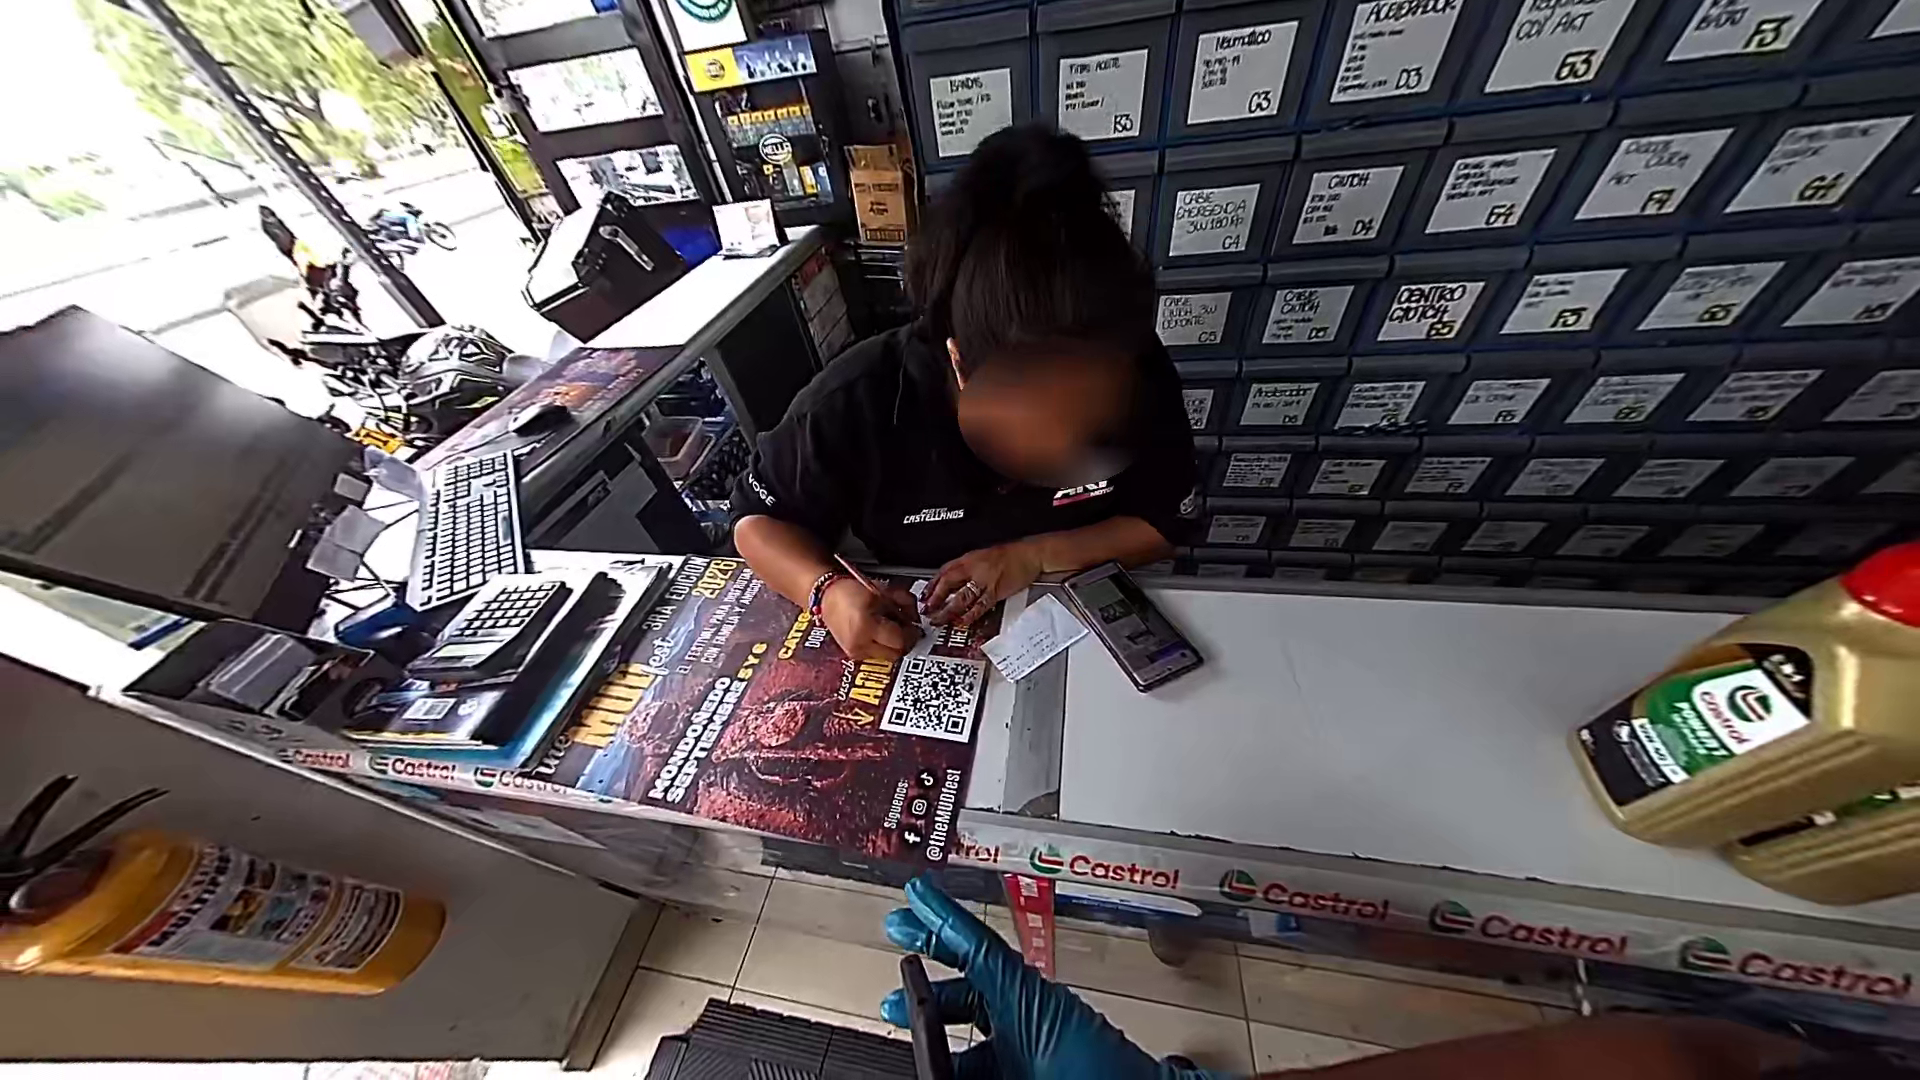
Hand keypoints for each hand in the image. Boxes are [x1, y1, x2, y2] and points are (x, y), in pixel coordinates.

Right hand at [819, 577, 920, 661]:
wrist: (826, 595)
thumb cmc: (851, 590)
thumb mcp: (884, 591)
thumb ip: (905, 604)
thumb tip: (916, 618)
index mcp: (866, 626)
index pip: (900, 641)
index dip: (911, 632)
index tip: (913, 624)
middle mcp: (859, 643)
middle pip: (896, 654)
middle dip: (904, 641)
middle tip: (905, 627)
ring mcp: (855, 652)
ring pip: (888, 657)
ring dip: (894, 645)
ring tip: (889, 628)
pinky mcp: (853, 654)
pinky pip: (877, 655)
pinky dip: (883, 646)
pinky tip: (880, 632)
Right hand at [879, 877, 1228, 1079]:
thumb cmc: (1103, 1074)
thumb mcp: (1031, 1043)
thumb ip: (978, 1051)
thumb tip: (938, 1057)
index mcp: (1025, 994)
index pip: (974, 943)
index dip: (942, 913)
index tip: (917, 888)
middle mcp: (1025, 1005)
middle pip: (967, 969)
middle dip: (930, 950)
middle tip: (899, 932)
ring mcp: (1030, 1030)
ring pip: (974, 1008)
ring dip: (937, 1007)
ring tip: (901, 1010)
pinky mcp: (1035, 1055)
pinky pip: (988, 1042)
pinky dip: (960, 1044)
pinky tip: (940, 1057)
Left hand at [923, 542, 1042, 626]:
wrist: (1030, 554)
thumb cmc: (1009, 555)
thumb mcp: (983, 556)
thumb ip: (967, 568)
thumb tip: (952, 583)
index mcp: (969, 558)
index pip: (944, 572)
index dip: (932, 585)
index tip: (924, 596)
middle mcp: (974, 567)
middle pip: (948, 583)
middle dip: (935, 598)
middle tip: (927, 610)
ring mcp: (985, 580)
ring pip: (961, 597)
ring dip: (948, 610)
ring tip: (940, 619)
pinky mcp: (997, 591)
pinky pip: (980, 605)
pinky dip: (970, 615)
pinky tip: (962, 621)